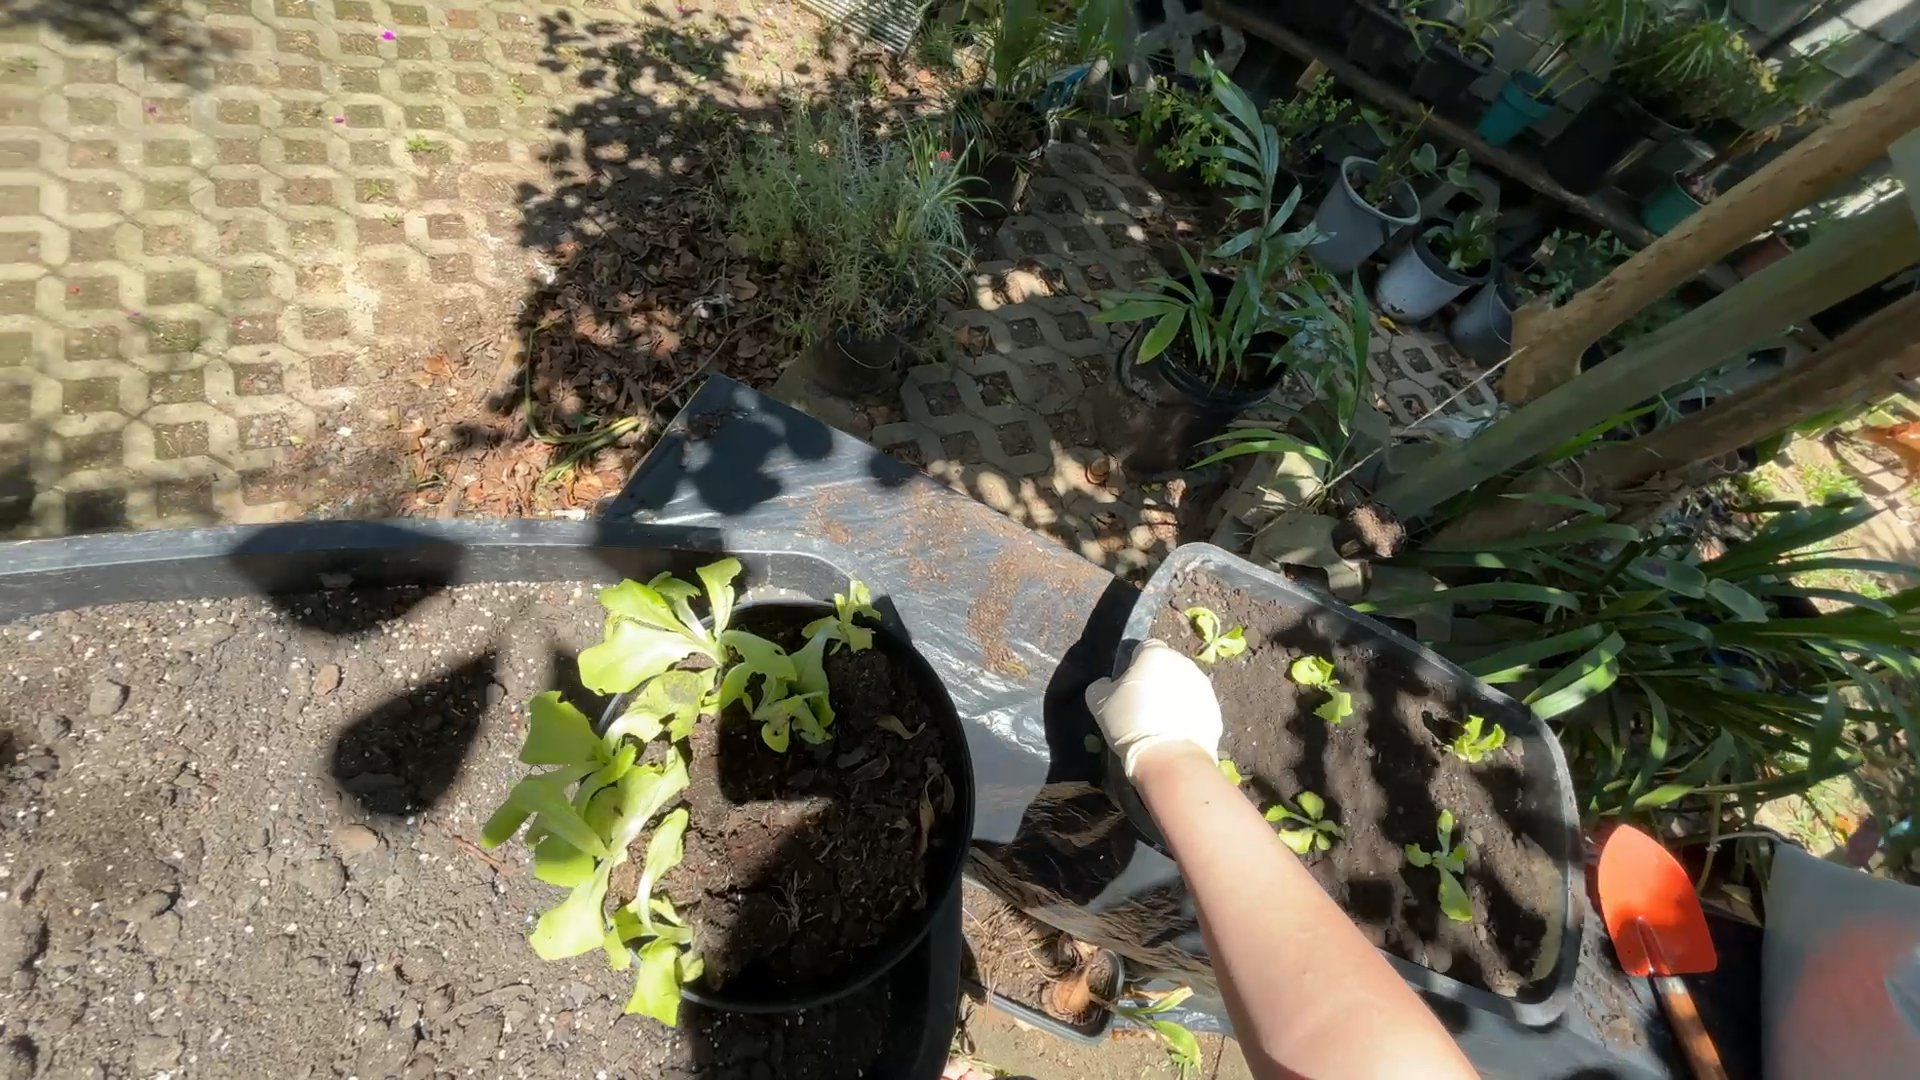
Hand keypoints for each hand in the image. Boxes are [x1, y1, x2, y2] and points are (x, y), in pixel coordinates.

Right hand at [1084, 639, 1221, 778]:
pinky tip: (1172, 734)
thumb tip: (1107, 684)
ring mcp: (1203, 687)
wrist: (1169, 758)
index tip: (1125, 685)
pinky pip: (1194, 707)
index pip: (1143, 648)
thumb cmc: (1130, 722)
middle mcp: (1184, 663)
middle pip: (1165, 666)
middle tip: (1140, 705)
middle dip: (1155, 679)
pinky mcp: (1214, 710)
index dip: (1133, 664)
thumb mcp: (1098, 702)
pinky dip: (1185, 715)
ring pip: (1182, 686)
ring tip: (1158, 723)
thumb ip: (1101, 685)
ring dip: (1172, 697)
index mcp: (1156, 654)